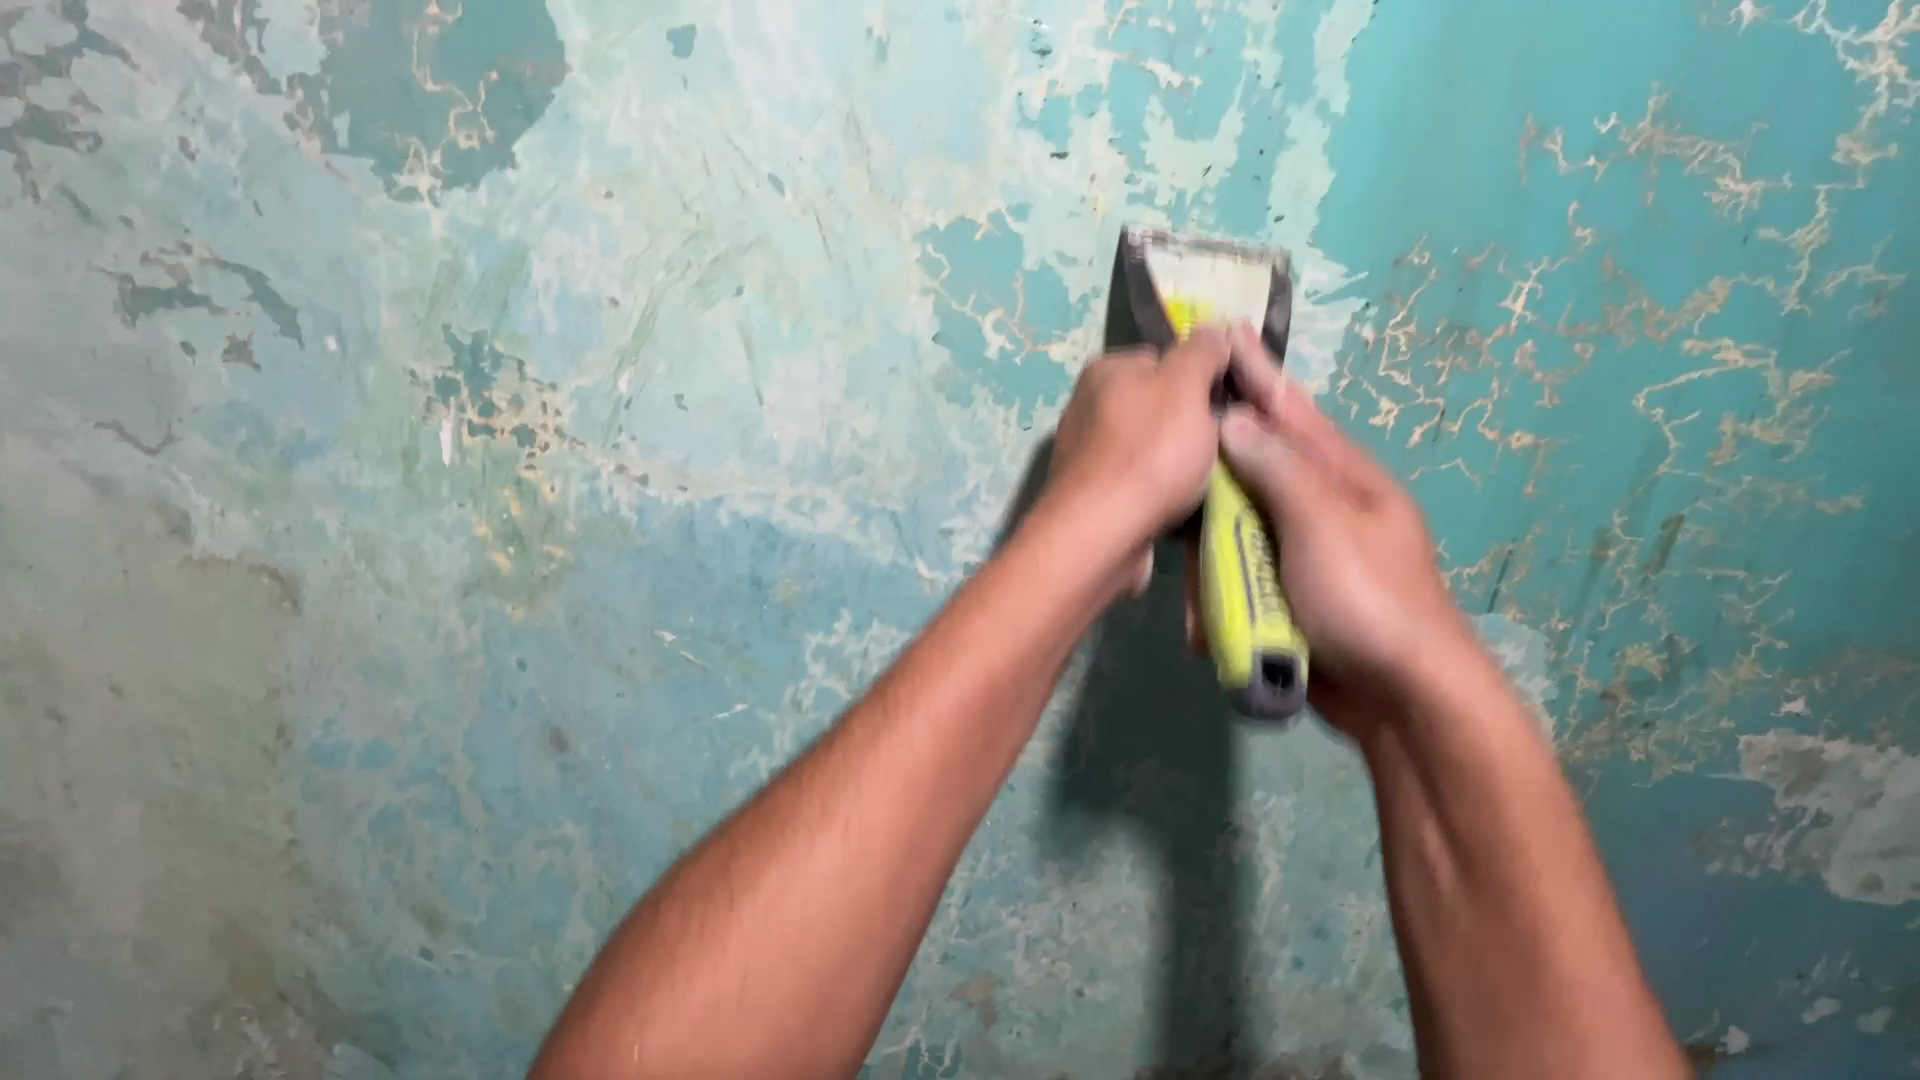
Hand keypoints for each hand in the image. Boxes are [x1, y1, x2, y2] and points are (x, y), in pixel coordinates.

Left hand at [1044, 327, 1231, 591]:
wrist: (1102, 534)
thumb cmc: (1148, 453)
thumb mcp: (1186, 385)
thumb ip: (1202, 351)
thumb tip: (1213, 330)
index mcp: (1105, 370)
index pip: (1165, 360)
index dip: (1201, 379)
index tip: (1227, 404)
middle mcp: (1087, 406)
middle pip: (1159, 406)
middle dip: (1192, 425)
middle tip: (1223, 445)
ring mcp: (1086, 454)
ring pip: (1152, 449)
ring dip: (1180, 464)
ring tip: (1206, 481)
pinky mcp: (1092, 497)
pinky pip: (1140, 486)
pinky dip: (1160, 495)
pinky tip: (1180, 508)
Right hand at [1210, 324, 1479, 735]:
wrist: (1404, 698)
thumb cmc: (1368, 598)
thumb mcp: (1323, 524)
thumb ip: (1278, 469)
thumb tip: (1235, 420)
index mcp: (1345, 476)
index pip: (1291, 412)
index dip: (1255, 376)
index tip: (1223, 338)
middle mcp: (1324, 506)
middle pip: (1254, 472)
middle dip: (1214, 477)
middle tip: (1171, 465)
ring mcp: (1306, 554)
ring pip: (1240, 530)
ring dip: (1213, 556)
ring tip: (1186, 569)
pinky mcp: (1290, 594)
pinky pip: (1244, 577)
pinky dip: (1222, 594)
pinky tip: (1205, 619)